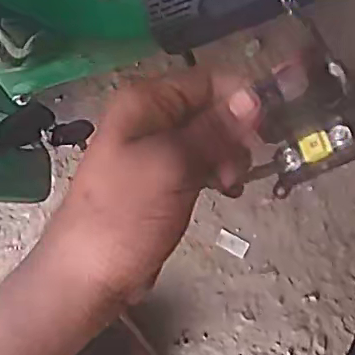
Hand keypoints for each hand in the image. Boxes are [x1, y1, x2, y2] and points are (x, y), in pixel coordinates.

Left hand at [36, 67, 260, 309]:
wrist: (90, 275)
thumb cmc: (123, 215)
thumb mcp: (173, 165)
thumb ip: (213, 129)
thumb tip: (251, 97)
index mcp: (145, 101)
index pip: (207, 80)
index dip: (240, 99)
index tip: (265, 126)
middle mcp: (151, 117)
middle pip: (212, 108)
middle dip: (234, 133)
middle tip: (239, 166)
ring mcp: (158, 148)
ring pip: (211, 138)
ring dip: (229, 156)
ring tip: (230, 184)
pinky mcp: (165, 177)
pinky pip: (202, 161)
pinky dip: (218, 172)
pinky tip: (225, 189)